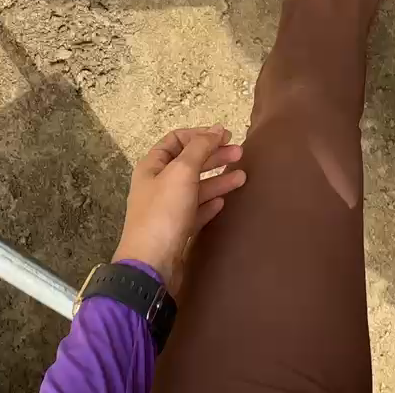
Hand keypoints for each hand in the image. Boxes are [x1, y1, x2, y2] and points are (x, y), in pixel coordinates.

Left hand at [112, 126, 245, 290]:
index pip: (176, 140)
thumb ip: (200, 147)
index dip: (200, 134)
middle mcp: (157, 184)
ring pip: (196, 186)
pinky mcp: (176, 229)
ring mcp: (166, 208)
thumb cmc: (164, 212)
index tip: (224, 135)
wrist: (152, 265)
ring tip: (242, 177)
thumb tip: (217, 129)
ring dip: (218, 179)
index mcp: (153, 166)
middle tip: (240, 153)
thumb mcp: (182, 171)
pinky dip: (210, 202)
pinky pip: (196, 209)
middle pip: (189, 162)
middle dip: (214, 155)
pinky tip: (223, 201)